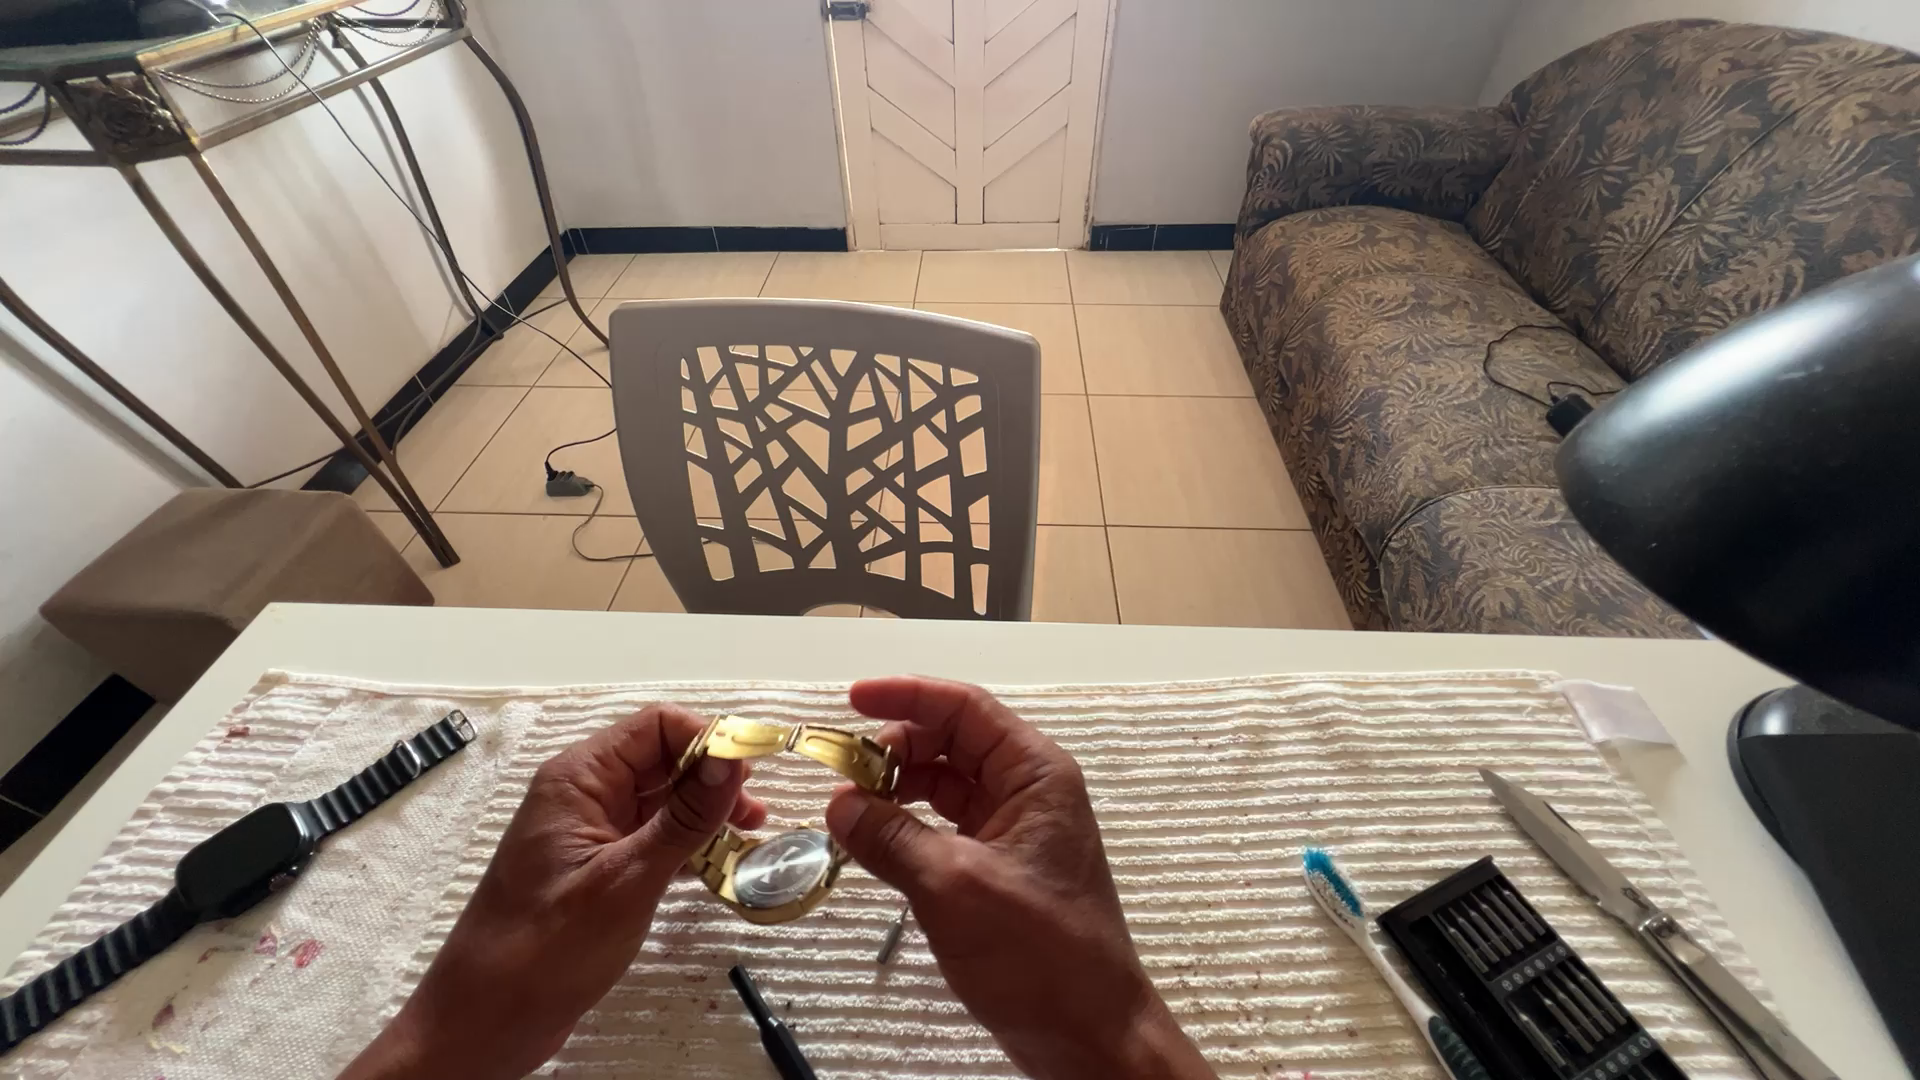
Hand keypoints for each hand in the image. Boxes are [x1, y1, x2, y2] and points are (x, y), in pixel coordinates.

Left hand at [341, 706, 765, 1079]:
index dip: (707, 739)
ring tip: (749, 832)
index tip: (748, 772)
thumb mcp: (627, 880)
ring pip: (666, 794)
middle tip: (754, 811)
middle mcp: (588, 790)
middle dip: (715, 777)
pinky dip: (691, 839)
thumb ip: (685, 818)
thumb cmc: (545, 950)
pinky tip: (720, 859)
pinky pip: (657, 830)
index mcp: (581, 777)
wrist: (480, 1031)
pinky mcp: (603, 860)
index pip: (657, 726)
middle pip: (666, 756)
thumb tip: (733, 762)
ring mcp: (595, 826)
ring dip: (708, 809)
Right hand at [826, 677, 1213, 1079]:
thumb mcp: (954, 888)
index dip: (908, 695)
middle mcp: (1026, 786)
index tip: (855, 699)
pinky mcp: (998, 859)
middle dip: (898, 747)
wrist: (1089, 1035)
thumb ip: (891, 839)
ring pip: (947, 779)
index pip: (965, 708)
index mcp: (1034, 772)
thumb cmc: (1039, 953)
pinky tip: (875, 832)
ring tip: (851, 803)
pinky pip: (946, 819)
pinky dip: (909, 820)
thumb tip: (837, 805)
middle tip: (845, 770)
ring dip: (899, 784)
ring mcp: (1013, 823)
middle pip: (953, 740)